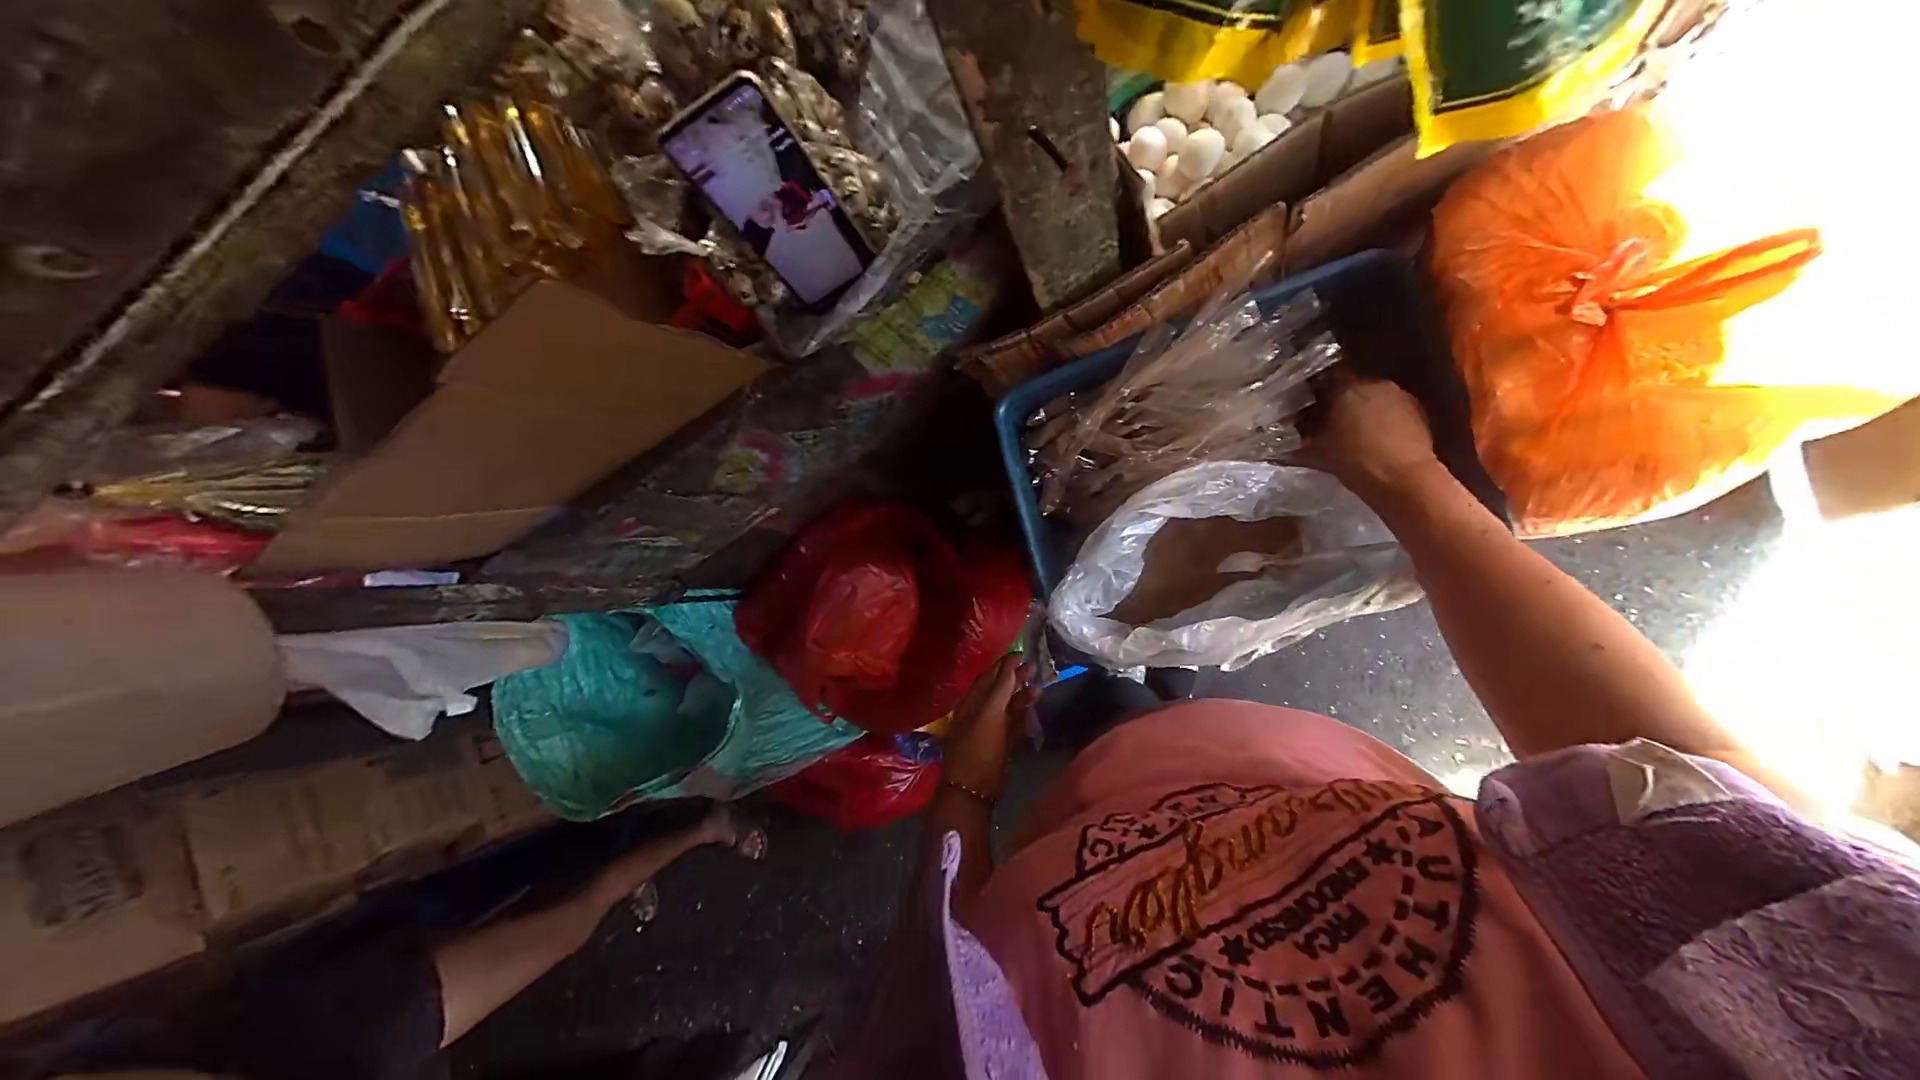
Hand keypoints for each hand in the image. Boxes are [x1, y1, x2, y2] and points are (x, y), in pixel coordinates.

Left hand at [942, 654, 1033, 800]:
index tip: (1021, 654)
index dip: (1003, 665)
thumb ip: (999, 691)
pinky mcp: (1001, 742)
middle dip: (1014, 676)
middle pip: (998, 689)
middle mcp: (979, 712)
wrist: (974, 789)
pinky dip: (1023, 709)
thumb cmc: (978, 750)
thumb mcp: (988, 717)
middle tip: (1032, 664)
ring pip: (1007, 704)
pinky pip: (1013, 720)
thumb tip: (1009, 667)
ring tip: (1037, 680)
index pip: (987, 677)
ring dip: (1020, 692)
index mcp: (970, 703)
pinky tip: (1035, 700)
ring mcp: (990, 728)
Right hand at [1301, 374, 1442, 497]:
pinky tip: (1373, 438)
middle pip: (1351, 385)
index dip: (1314, 387)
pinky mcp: (1418, 411)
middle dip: (1338, 399)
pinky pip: (1391, 408)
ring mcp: (1400, 396)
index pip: (1325, 375)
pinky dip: (1380, 418)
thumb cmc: (1354, 462)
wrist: (1405, 480)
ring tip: (1350, 430)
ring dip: (1361, 408)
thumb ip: (1296, 444)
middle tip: (1325, 418)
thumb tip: (1276, 446)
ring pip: (1372, 396)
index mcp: (1346, 388)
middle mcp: (1375, 384)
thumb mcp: (1317, 454)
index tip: (1304, 401)